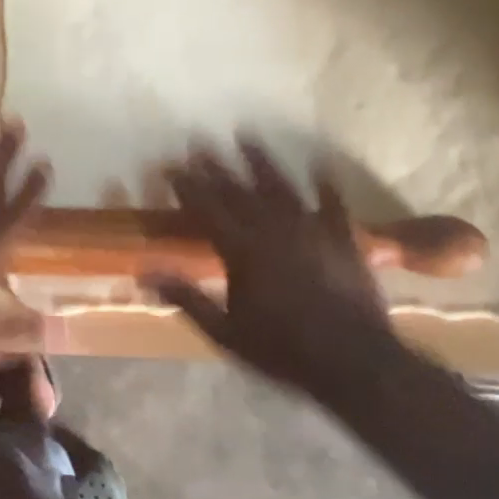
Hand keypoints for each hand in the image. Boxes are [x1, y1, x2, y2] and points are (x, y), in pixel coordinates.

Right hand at [144, 138, 398, 392]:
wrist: (355, 363)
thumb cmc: (283, 351)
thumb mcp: (225, 332)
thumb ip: (187, 298)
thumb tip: (144, 271)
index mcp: (241, 250)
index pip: (206, 208)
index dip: (187, 185)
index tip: (170, 165)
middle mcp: (272, 229)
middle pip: (238, 190)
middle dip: (216, 165)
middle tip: (199, 140)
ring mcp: (310, 230)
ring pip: (280, 187)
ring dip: (262, 161)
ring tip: (247, 136)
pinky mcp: (342, 238)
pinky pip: (332, 203)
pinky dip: (325, 183)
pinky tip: (319, 163)